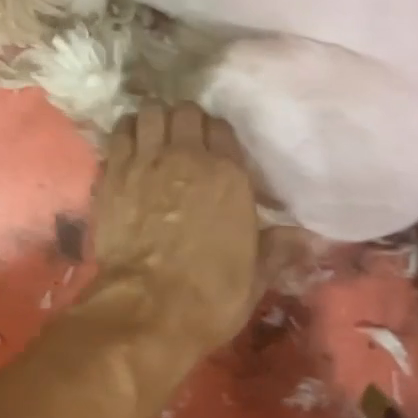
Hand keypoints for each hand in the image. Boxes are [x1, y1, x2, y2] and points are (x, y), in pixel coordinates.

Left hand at [91, 103, 260, 352]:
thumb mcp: (256, 276)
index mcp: (228, 175)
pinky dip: (126, 132)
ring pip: (150, 112)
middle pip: (185, 111)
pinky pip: (120, 132)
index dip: (217, 135)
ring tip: (154, 136)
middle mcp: (187, 156)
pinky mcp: (114, 170)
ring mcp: (146, 159)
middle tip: (182, 139)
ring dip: (154, 120)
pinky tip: (128, 146)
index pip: (223, 129)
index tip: (213, 149)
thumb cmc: (210, 295)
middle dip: (185, 120)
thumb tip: (304, 236)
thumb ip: (277, 248)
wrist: (149, 305)